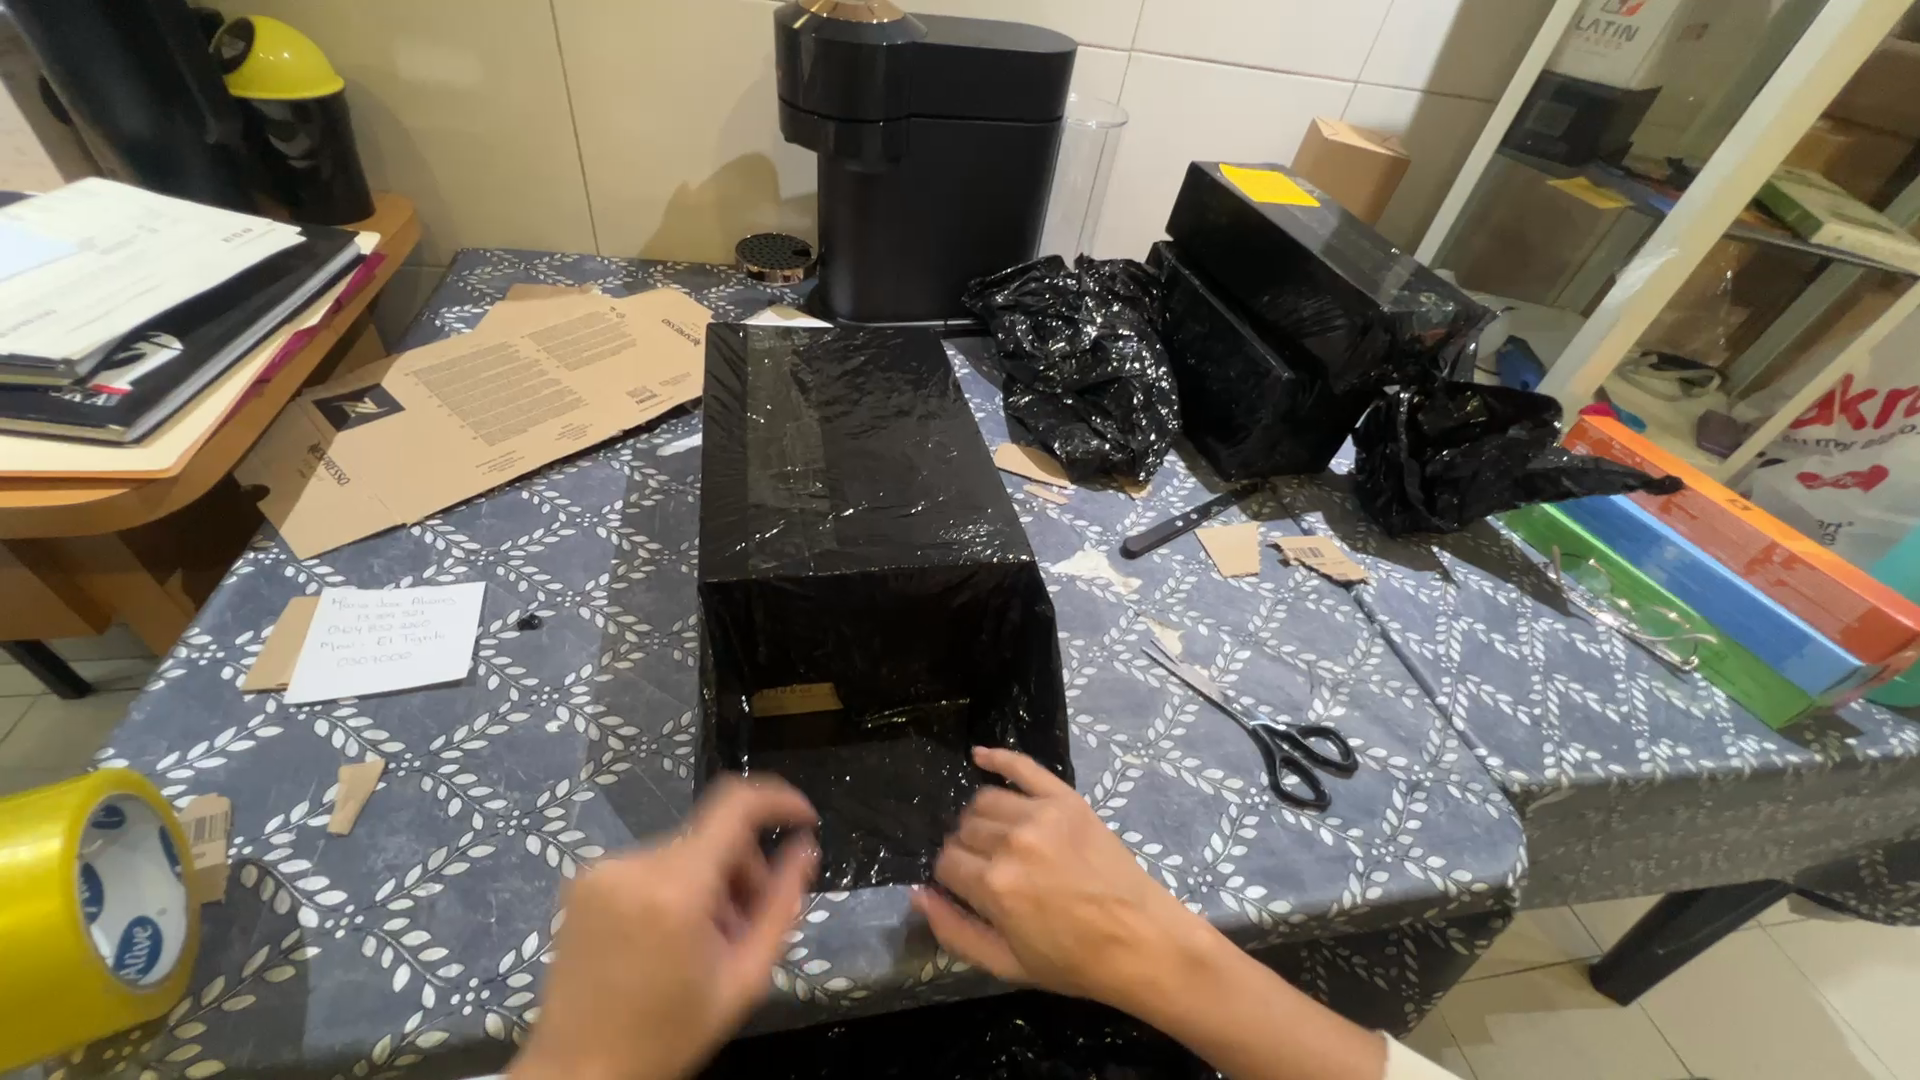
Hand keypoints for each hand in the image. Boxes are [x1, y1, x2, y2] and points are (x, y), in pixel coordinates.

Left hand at [510, 777, 818, 1079]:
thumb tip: (806, 847)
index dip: (779, 800)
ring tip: (705, 940)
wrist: (576, 1076)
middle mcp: (634, 863)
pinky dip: (677, 886)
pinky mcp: (585, 879)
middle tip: (746, 924)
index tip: (805, 820)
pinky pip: (654, 863)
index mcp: (675, 887)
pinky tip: (671, 936)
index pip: (737, 804)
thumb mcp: (745, 979)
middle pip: (715, 835)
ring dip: (710, 881)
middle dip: (743, 869)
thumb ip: (783, 904)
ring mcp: (603, 868)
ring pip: (687, 849)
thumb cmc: (667, 1034)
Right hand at [910, 747, 1219, 1016]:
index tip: (964, 887)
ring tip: (995, 838)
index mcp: (994, 887)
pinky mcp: (1066, 799)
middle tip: (987, 870)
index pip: (946, 862)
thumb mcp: (1006, 964)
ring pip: (984, 801)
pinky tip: (979, 755)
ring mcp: (1040, 814)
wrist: (1141, 940)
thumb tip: (916, 893)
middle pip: (963, 831)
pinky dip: (997, 756)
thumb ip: (953, 930)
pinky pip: (1022, 765)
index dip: (950, 876)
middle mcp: (1011, 843)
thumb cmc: (1073, 960)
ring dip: (979, 819)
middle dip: (965, 850)